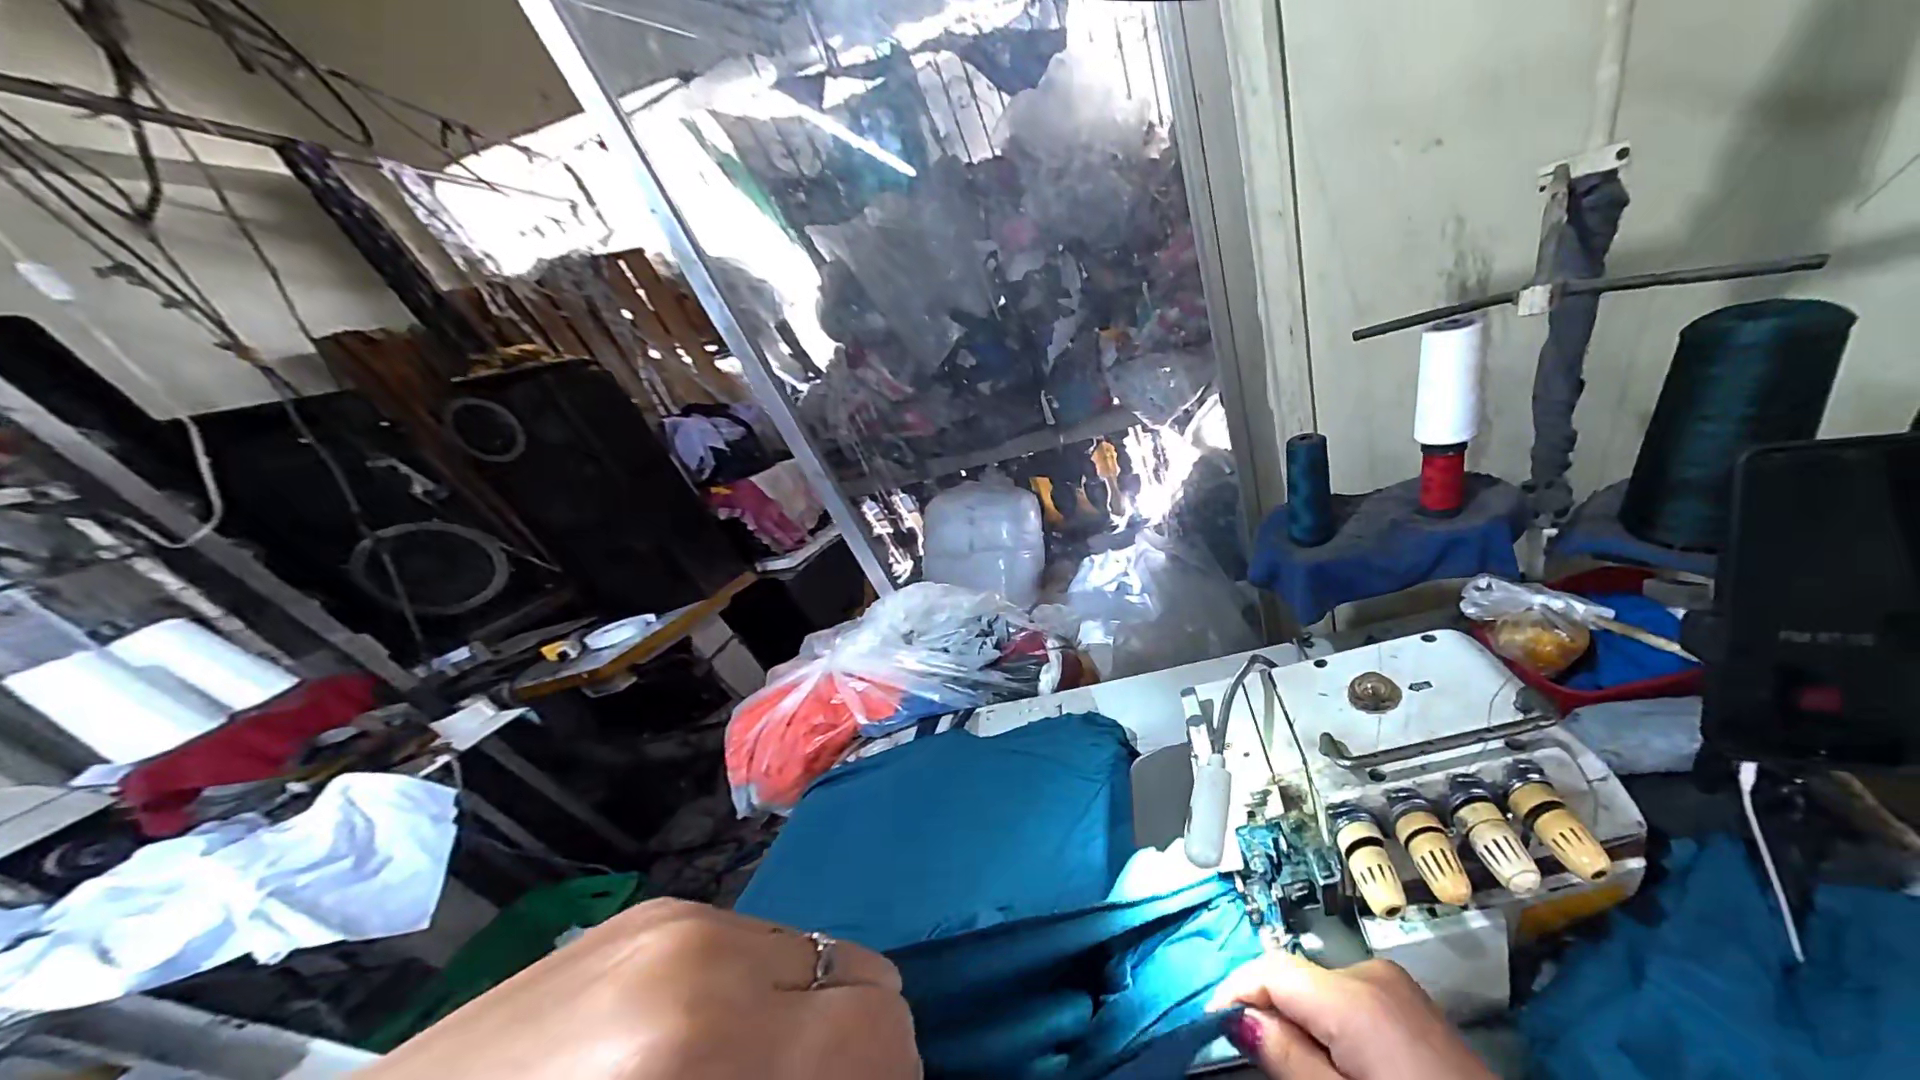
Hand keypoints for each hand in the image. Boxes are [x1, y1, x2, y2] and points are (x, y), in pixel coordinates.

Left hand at [361, 898, 919, 1079]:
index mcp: (706, 1040)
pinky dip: (759, 989)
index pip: (879, 1025)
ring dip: (805, 1014)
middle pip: (858, 971)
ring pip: (811, 949)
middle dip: (853, 1046)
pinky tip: (701, 1038)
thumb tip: (869, 1065)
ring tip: (749, 1067)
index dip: (893, 1077)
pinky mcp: (648, 906)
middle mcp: (701, 950)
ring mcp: (670, 915)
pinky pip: (754, 939)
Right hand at [1208, 951, 1493, 1079]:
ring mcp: (1398, 985)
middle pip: (1293, 977)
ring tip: (1299, 1064)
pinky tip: (1337, 1059)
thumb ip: (1289, 1059)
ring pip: (1318, 987)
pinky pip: (1349, 998)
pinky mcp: (1413, 1003)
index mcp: (1353, 995)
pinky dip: (1329, 1021)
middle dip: (1269, 1011)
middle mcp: (1373, 974)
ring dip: (1298, 1017)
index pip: (1268, 968)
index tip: (1213, 1024)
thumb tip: (1241, 1018)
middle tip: (1258, 1059)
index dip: (1234, 992)